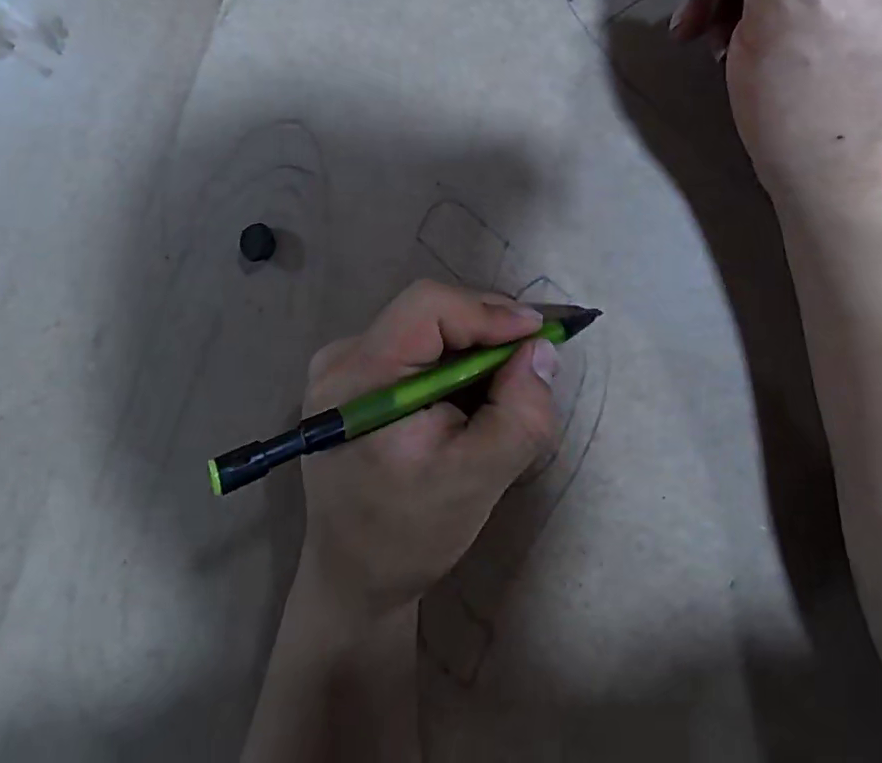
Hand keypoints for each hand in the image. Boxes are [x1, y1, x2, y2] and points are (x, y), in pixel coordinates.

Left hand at [297, 280, 559, 614]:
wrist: (354, 574)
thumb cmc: (411, 534)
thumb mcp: (480, 477)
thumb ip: (520, 411)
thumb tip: (541, 347)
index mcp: (360, 379)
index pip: (427, 307)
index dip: (488, 310)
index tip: (539, 333)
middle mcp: (340, 359)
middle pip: (428, 313)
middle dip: (488, 332)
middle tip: (531, 362)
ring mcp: (341, 367)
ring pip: (426, 329)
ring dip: (474, 350)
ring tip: (503, 391)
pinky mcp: (352, 379)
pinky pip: (414, 348)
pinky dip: (453, 363)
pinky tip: (469, 401)